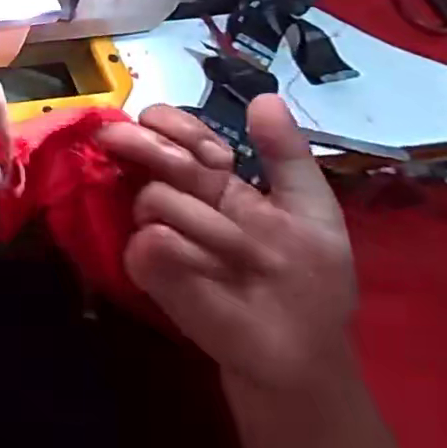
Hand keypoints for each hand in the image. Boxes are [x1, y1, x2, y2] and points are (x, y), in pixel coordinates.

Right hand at [98, 95, 356, 391]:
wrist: (303, 352)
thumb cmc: (310, 281)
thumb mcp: (312, 209)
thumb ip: (287, 154)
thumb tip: (263, 96)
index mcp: (207, 174)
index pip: (167, 126)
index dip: (179, 126)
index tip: (215, 155)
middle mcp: (170, 191)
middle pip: (134, 144)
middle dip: (151, 145)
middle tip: (189, 168)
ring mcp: (151, 227)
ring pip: (150, 196)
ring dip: (204, 223)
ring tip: (238, 256)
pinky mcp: (144, 265)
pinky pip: (149, 242)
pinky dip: (183, 252)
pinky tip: (210, 271)